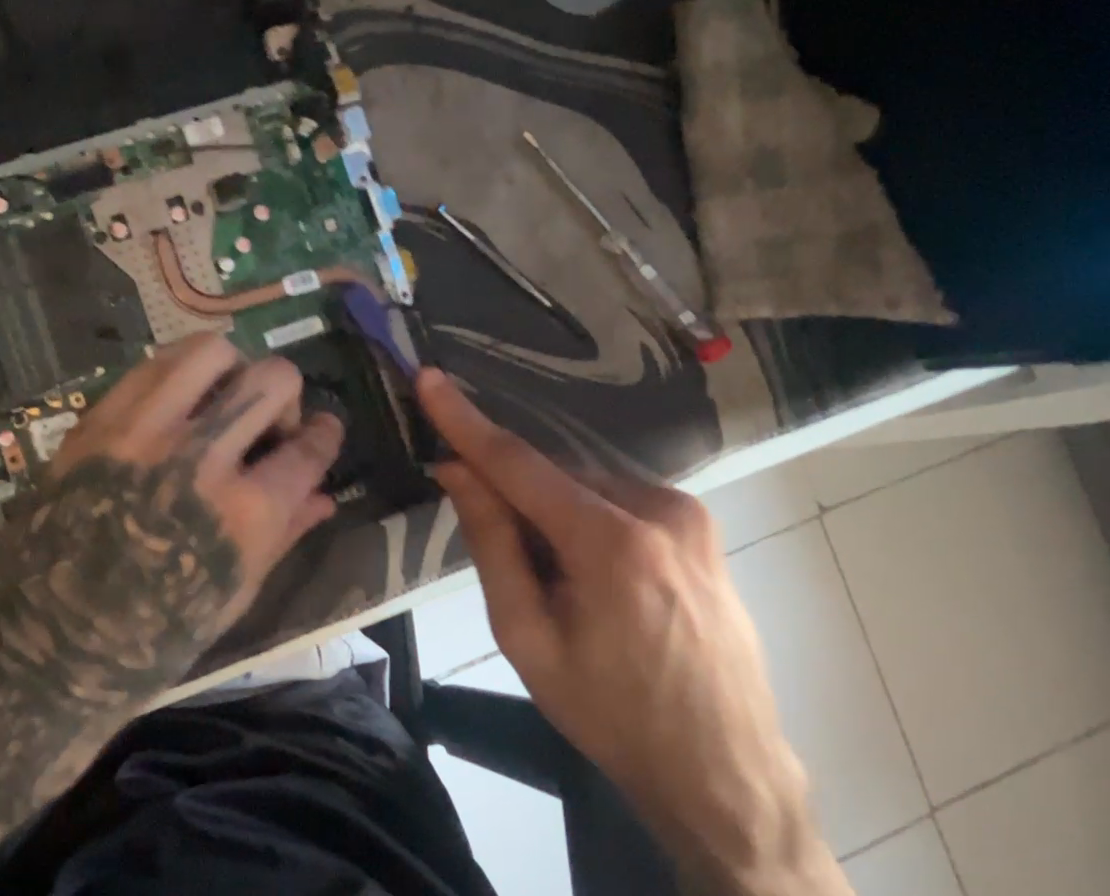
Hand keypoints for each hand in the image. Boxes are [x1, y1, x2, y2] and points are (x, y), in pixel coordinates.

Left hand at [47, 331, 344, 617]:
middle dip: (286, 398)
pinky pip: (151, 365)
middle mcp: (199, 459)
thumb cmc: (151, 636)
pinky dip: (177, 373)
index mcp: (244, 516)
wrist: (48, 638)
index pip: (308, 449)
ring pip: (210, 351)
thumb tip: (325, 496)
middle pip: (271, 381)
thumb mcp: (231, 597)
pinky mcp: (97, 421)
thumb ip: (283, 536)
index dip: (327, 434)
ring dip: (231, 370)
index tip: (324, 430)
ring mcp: (142, 432)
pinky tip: (177, 401)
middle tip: (268, 424)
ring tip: (222, 400)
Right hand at [416, 369, 846, 894]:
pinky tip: (587, 575)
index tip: (427, 379)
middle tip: (493, 545)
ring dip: (548, 510)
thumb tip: (456, 471)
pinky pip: (617, 501)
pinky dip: (582, 519)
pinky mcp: (702, 529)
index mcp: (612, 541)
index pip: (517, 463)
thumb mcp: (526, 635)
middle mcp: (660, 510)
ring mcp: (690, 516)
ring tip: (554, 583)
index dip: (464, 421)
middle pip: (552, 475)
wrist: (721, 770)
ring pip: (584, 487)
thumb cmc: (610, 712)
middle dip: (508, 490)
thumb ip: (491, 542)